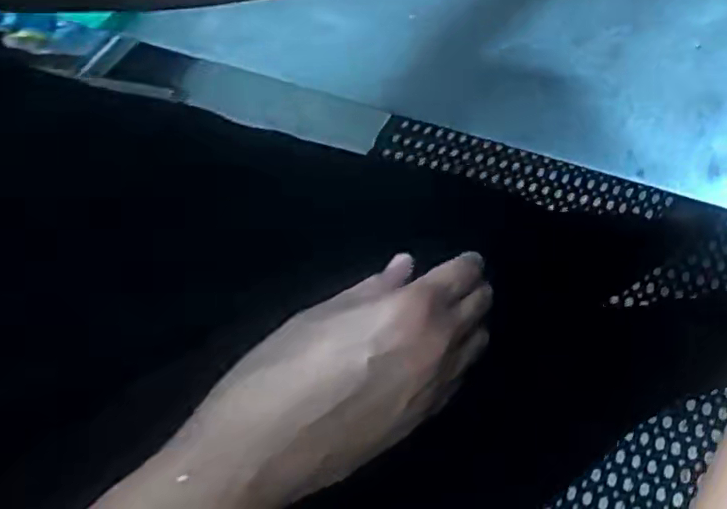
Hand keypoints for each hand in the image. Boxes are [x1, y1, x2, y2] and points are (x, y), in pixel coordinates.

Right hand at [106, 253, 491, 508]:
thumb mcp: (317, 317)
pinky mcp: (424, 415)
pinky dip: (456, 361)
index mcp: (415, 307)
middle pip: (482, 301)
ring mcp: (436, 381)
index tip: (458, 263)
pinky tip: (433, 362)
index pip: (466, 271)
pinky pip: (460, 376)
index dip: (465, 263)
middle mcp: (438, 339)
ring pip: (479, 339)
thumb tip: (405, 264)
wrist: (244, 462)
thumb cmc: (273, 377)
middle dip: (472, 289)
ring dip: (470, 325)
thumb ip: (372, 289)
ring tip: (445, 324)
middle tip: (451, 291)